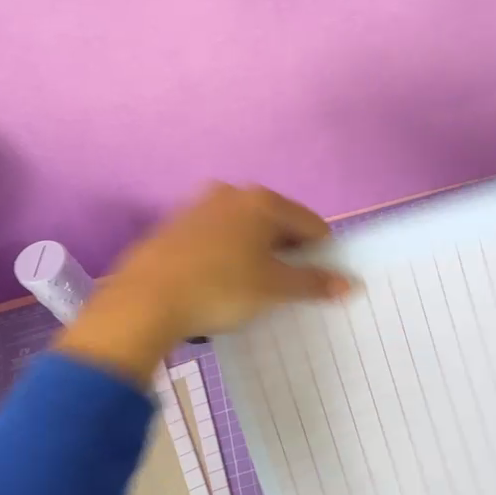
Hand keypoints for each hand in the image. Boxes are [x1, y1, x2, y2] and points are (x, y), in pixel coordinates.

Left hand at [58, 184, 352, 379]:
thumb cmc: (221, 288)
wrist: (145, 300)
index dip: (321, 255)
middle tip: (286, 291)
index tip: (317, 284)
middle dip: (287, 255)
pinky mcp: (174, 227)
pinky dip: (227, 259)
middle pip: (277, 225)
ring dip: (256, 257)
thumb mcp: (274, 289)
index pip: (312, 225)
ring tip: (252, 292)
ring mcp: (199, 207)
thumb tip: (349, 284)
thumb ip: (314, 283)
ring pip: (245, 232)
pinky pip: (217, 240)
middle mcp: (232, 194)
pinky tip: (220, 287)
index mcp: (263, 202)